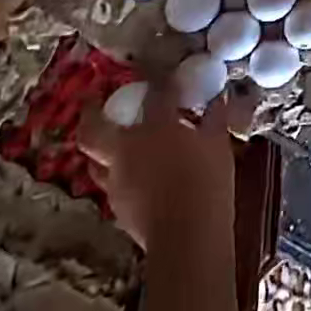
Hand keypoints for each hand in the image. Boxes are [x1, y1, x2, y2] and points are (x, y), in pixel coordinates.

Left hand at [79, 79, 235, 250]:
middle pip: (93, 129)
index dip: (161, 83)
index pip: (156, 96)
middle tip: (97, 102)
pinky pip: (112, 182)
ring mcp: (116, 180)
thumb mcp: (219, 144)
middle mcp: (126, 150)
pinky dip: (121, 173)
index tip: (167, 77)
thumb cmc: (207, 180)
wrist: (187, 233)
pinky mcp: (117, 205)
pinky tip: (138, 175)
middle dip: (91, 113)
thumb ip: (215, 118)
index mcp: (154, 128)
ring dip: (104, 149)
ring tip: (117, 143)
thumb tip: (218, 99)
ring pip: (96, 160)